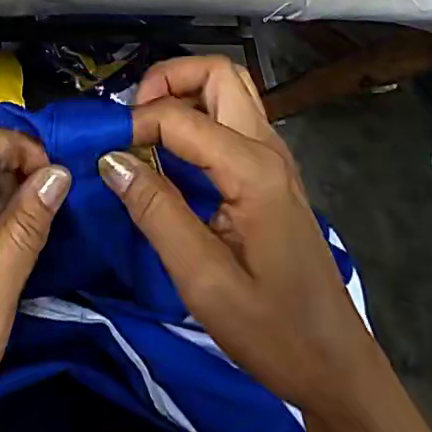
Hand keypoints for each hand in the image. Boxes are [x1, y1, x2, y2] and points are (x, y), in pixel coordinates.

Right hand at [106, 56, 431, 431]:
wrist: (331, 357)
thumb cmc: (270, 327)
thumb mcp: (203, 279)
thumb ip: (156, 212)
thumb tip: (112, 161)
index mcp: (253, 169)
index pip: (183, 117)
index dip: (135, 124)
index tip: (99, 150)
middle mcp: (268, 147)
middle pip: (220, 74)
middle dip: (169, 79)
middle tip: (129, 119)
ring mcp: (275, 156)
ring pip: (231, 91)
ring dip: (185, 94)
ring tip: (143, 132)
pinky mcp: (272, 173)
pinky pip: (235, 120)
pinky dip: (200, 117)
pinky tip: (171, 155)